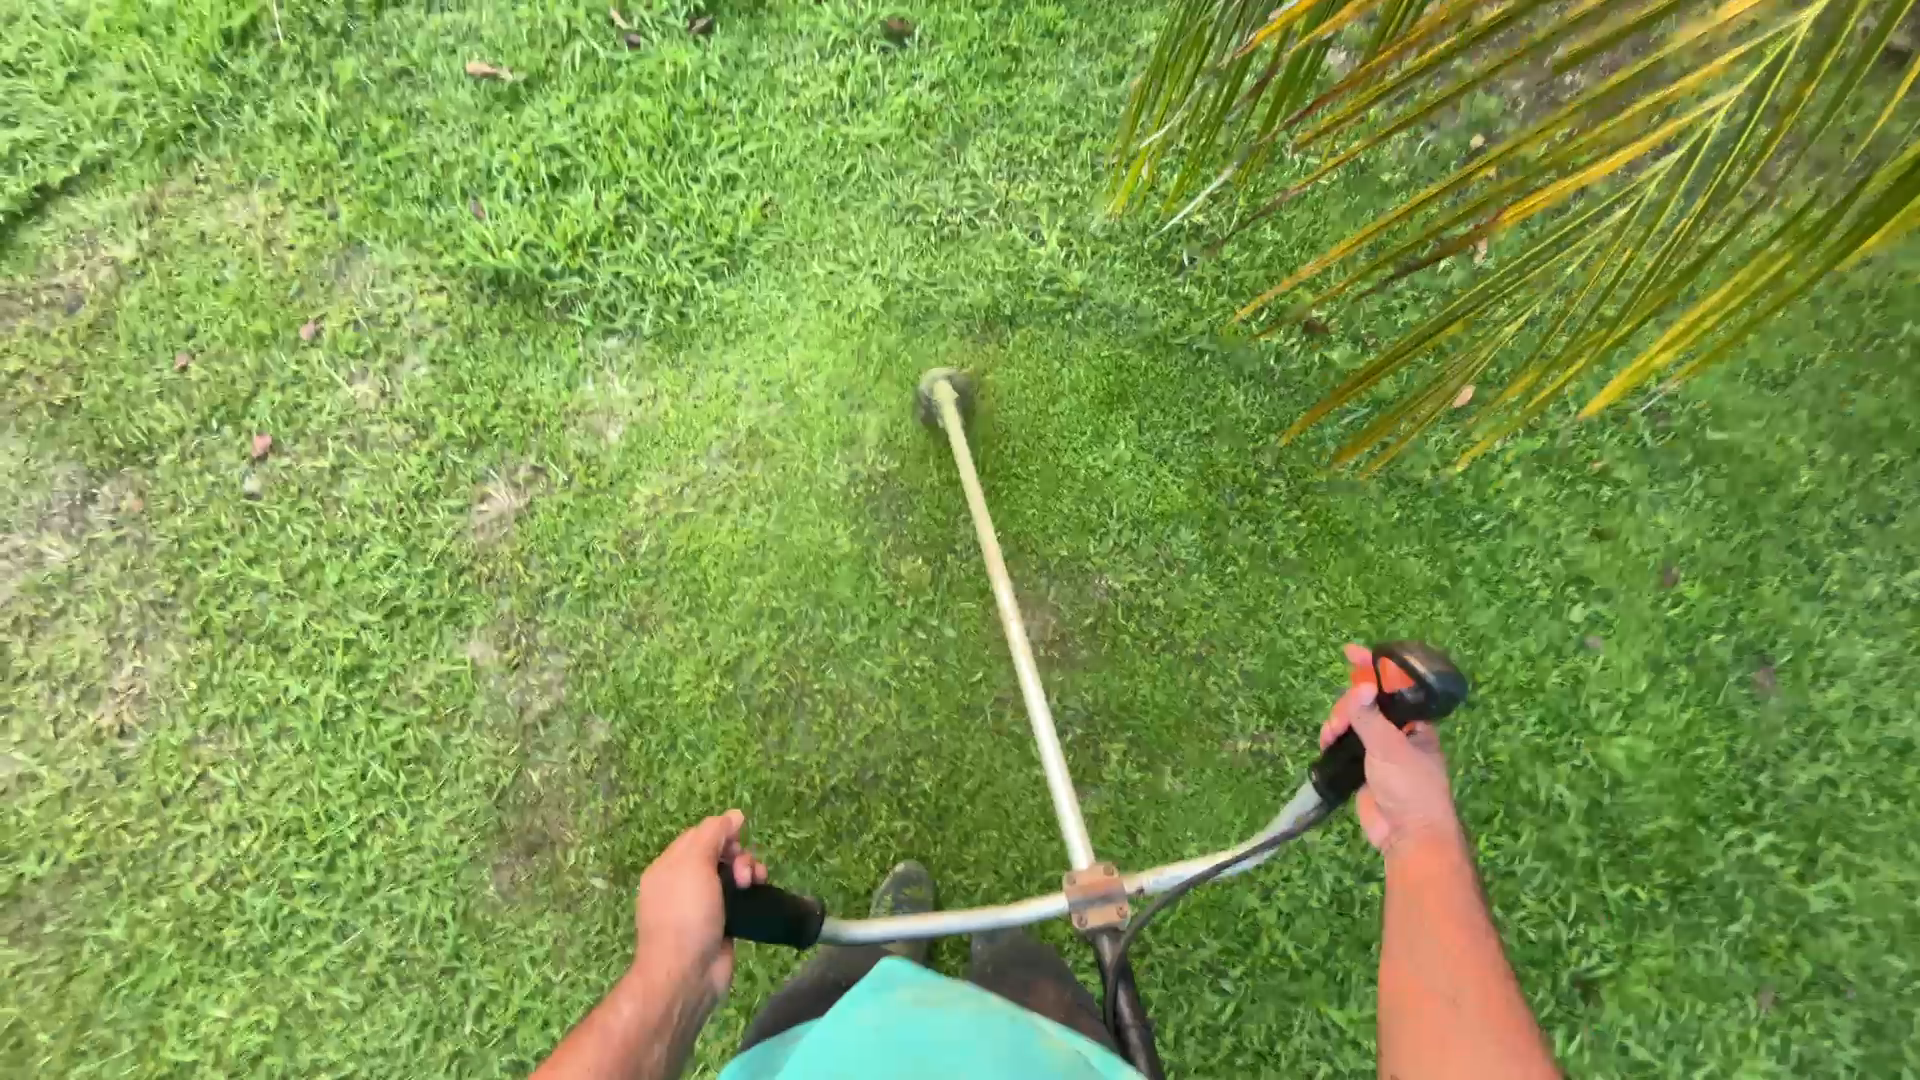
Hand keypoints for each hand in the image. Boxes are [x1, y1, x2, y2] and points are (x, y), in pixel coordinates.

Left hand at [634, 810, 768, 999]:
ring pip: (732, 874)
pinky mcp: (721, 923)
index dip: (721, 834)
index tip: (738, 840)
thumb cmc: (685, 914)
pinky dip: (751, 891)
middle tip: (743, 870)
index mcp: (668, 868)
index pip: (698, 836)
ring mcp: (702, 906)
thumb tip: (734, 815)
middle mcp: (682, 884)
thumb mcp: (694, 863)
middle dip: (737, 854)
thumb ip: (713, 834)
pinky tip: (759, 892)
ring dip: (748, 870)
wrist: (686, 974)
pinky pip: (739, 896)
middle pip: (718, 853)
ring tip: (754, 882)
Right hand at [1319, 644, 1461, 856]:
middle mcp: (1398, 734)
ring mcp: (1379, 751)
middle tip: (1339, 722)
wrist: (1408, 834)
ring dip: (1338, 724)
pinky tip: (1327, 746)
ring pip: (1352, 723)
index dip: (1373, 668)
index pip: (1393, 687)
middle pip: (1365, 704)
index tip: (1351, 651)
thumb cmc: (1411, 787)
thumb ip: (1369, 717)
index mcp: (1414, 725)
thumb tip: (1360, 686)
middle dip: (1347, 706)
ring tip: (1331, 738)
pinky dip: (1333, 741)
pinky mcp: (1363, 768)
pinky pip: (1344, 744)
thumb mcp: (1389, 747)